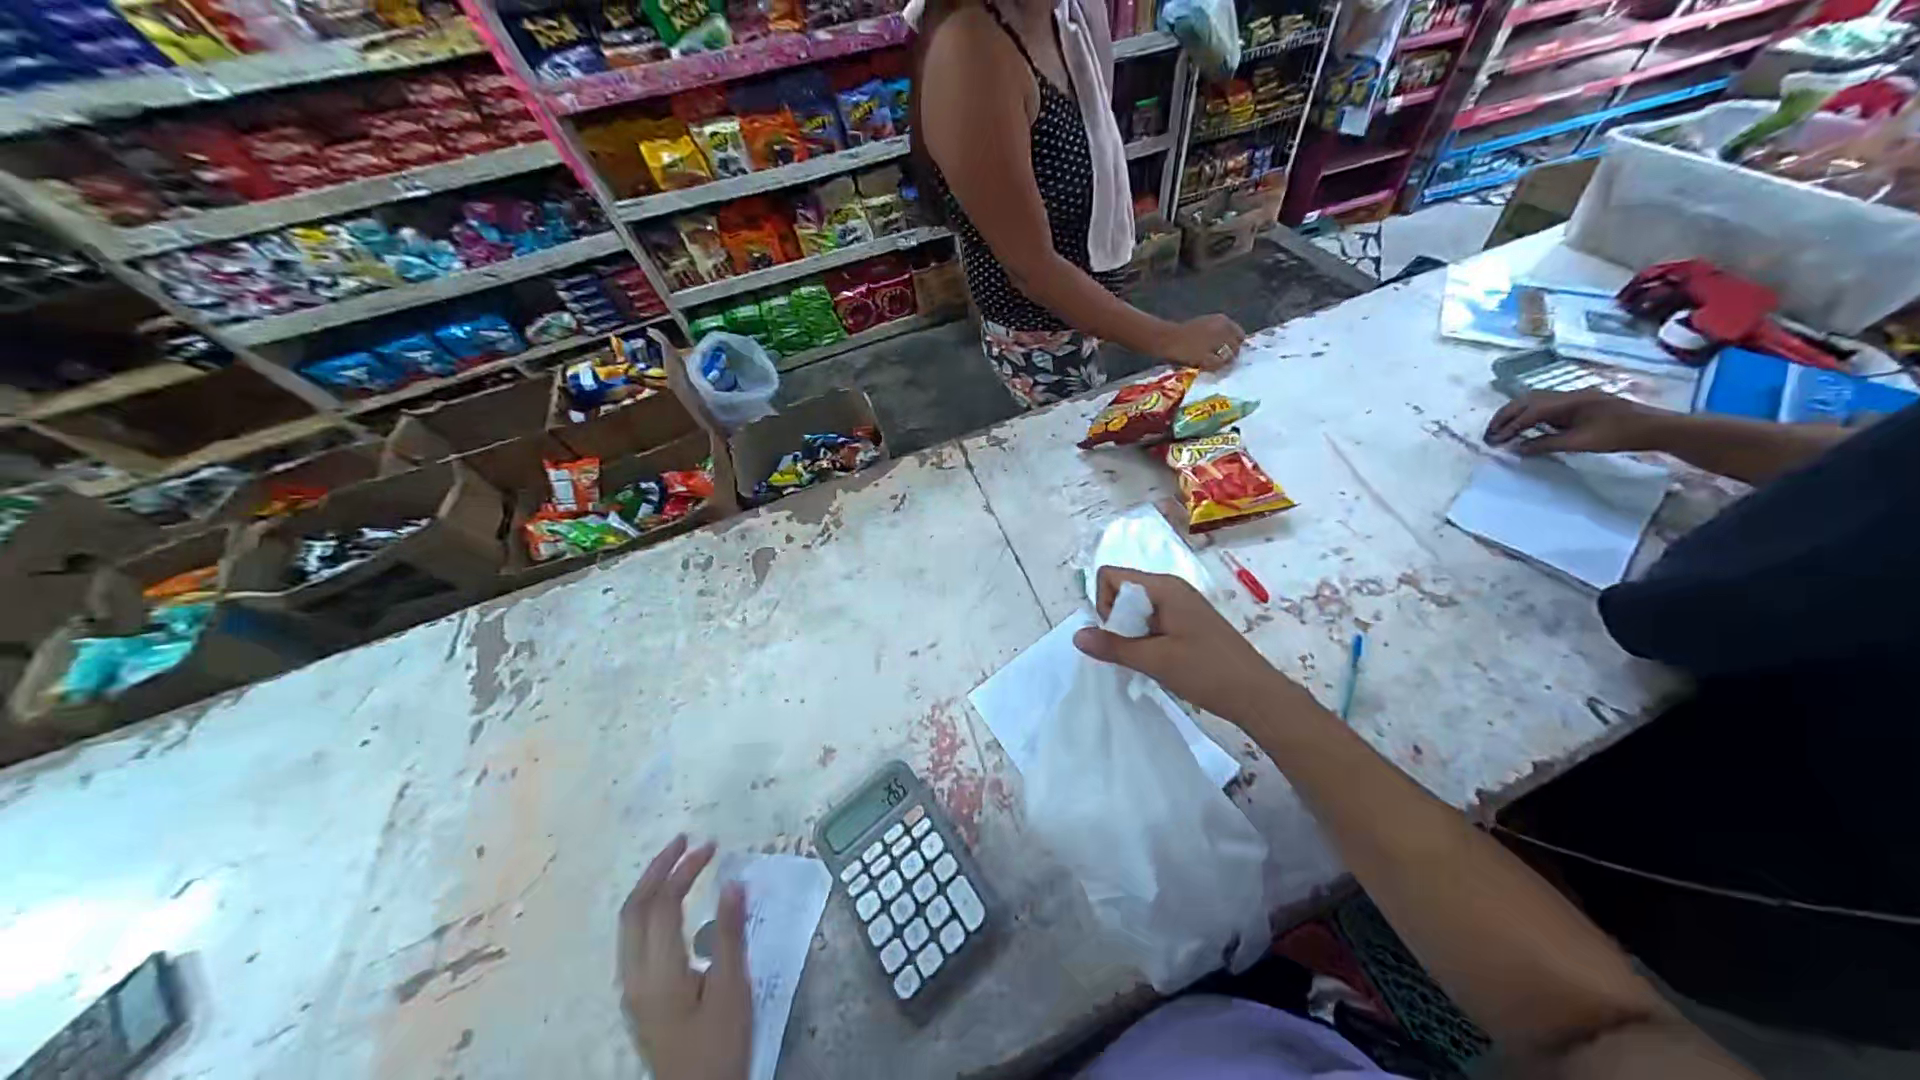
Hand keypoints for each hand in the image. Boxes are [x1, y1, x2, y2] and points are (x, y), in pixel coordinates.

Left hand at [619, 835, 750, 1079]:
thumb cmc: (720, 1046)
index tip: (712, 847)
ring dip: (650, 886)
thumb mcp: (733, 989)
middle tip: (685, 841)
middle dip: (657, 868)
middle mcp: (634, 977)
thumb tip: (733, 881)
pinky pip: (634, 938)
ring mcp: (631, 989)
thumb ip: (730, 934)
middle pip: (634, 909)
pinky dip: (649, 908)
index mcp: (658, 973)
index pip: (663, 904)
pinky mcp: (638, 997)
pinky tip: (669, 904)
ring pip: (628, 924)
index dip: (685, 869)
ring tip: (677, 862)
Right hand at [1071, 566, 1316, 726]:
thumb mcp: (1155, 660)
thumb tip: (1077, 635)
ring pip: (1137, 609)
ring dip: (1131, 632)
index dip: (1104, 603)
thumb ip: (1113, 646)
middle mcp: (1172, 588)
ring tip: (1146, 660)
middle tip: (1131, 651)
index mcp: (1164, 587)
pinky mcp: (1188, 623)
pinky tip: (1157, 662)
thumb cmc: (1207, 671)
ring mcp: (1182, 605)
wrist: (1257, 695)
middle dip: (1115, 619)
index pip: (1112, 576)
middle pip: (1123, 591)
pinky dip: (1145, 638)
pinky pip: (1153, 621)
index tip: (1117, 634)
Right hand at [1158, 314, 1246, 369]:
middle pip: (1236, 347)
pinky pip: (1217, 365)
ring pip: (1228, 357)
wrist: (1166, 338)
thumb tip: (1232, 344)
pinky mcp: (1206, 356)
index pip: (1240, 334)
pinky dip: (1213, 367)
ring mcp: (1214, 343)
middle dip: (1230, 354)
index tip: (1228, 351)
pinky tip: (1205, 366)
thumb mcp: (1206, 325)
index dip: (1235, 344)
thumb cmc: (1184, 332)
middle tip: (1220, 360)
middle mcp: (1222, 330)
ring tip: (1212, 363)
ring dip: (1222, 362)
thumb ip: (1220, 332)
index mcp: (1222, 320)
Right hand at [1483, 390, 1671, 455]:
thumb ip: (1546, 444)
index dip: (1508, 427)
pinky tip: (1525, 427)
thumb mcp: (1581, 443)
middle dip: (1504, 417)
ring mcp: (1574, 398)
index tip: (1494, 442)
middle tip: (1490, 435)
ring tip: (1502, 430)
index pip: (1529, 412)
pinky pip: (1545, 406)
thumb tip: (1517, 449)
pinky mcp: (1579, 404)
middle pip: (1526, 401)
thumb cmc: (1620, 436)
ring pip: (1534, 401)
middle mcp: (1568, 395)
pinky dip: (1528, 415)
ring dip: (1515, 415)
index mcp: (1569, 402)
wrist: (1657, 428)